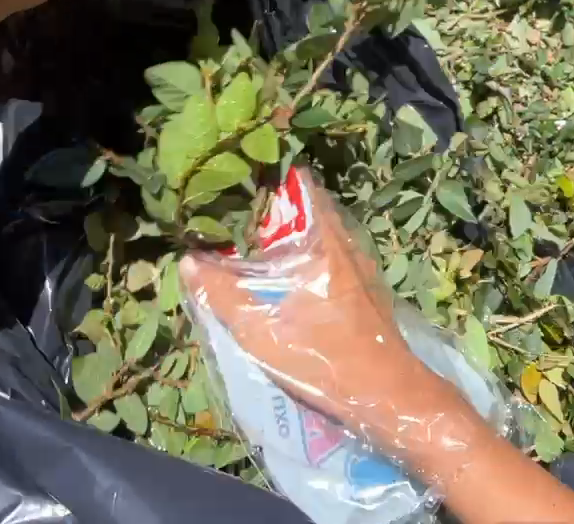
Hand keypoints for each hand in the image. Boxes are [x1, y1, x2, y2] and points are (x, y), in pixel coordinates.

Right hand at [179, 179, 484, 463]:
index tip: (247, 182)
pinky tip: (296, 282)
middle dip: (280, 212)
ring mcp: (363, 267)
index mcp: (325, 239)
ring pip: (325, 236)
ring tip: (262, 247)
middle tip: (244, 217)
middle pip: (313, 210)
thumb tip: (187, 260)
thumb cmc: (322, 355)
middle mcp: (348, 243)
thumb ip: (223, 293)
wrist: (385, 393)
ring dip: (297, 238)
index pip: (303, 187)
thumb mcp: (261, 329)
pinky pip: (336, 259)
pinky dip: (313, 259)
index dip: (276, 180)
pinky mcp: (369, 290)